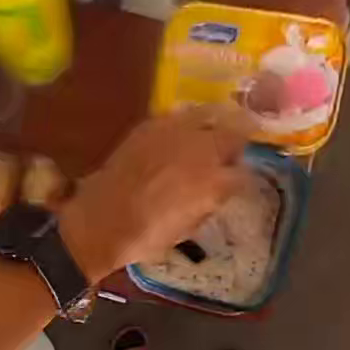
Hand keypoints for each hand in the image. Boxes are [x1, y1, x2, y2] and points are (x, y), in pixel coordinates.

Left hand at [59, 105, 251, 281]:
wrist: (104, 220)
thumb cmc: (148, 235)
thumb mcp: (189, 227)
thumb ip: (210, 202)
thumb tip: (218, 190)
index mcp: (216, 181)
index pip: (246, 173)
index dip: (244, 178)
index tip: (239, 182)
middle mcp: (203, 149)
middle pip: (237, 131)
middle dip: (239, 140)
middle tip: (232, 150)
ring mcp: (177, 131)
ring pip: (211, 113)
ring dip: (217, 123)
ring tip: (212, 133)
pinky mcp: (152, 125)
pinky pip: (180, 115)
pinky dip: (186, 123)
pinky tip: (180, 136)